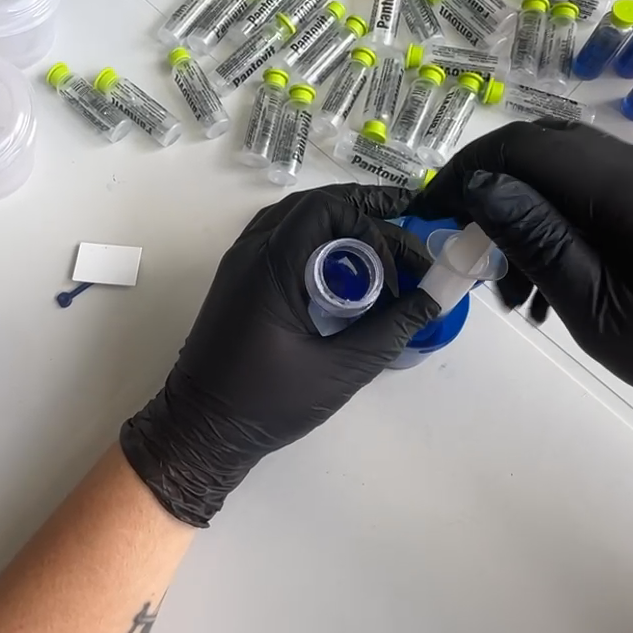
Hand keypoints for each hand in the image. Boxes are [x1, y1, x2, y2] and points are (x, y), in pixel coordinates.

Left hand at [121, 183, 441, 526]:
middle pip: (312, 203)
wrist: (199, 429)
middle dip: (363, 207)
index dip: (371, 225)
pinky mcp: (239, 277)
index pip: (325, 210)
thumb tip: (433, 301)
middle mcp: (251, 250)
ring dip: (339, 218)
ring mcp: (240, 261)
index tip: (398, 270)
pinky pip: (281, 235)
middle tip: (408, 216)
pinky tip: (345, 259)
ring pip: (295, 215)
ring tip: (383, 233)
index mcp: (270, 265)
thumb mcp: (339, 370)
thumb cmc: (266, 403)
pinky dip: (317, 235)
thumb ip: (389, 331)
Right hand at [413, 122, 632, 498]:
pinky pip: (603, 199)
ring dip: (526, 218)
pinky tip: (556, 286)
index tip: (429, 215)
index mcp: (632, 186)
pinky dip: (563, 229)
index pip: (523, 147)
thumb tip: (478, 186)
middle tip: (468, 257)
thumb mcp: (604, 313)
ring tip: (513, 294)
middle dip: (492, 196)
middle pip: (544, 153)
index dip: (465, 172)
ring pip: (571, 178)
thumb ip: (537, 241)